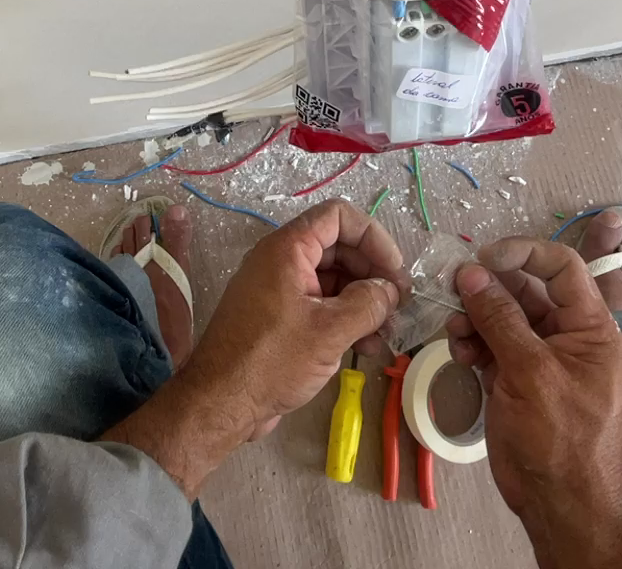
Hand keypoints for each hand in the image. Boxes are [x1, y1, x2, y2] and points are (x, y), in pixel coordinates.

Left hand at [105, 198, 406, 496]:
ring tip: (386, 333)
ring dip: (364, 301)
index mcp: (288, 248)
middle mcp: (283, 259)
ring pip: (334, 278)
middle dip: (373, 273)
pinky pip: (321, 302)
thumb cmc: (272, 360)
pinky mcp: (282, 315)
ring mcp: (281, 287)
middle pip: (340, 247)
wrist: (221, 403)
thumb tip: (389, 289)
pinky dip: (346, 318)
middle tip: (399, 306)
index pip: (339, 217)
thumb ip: (367, 303)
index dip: (374, 237)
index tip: (396, 272)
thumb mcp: (328, 331)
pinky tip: (366, 347)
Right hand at [446, 239, 621, 568]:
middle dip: (487, 288)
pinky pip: (488, 340)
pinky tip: (460, 355)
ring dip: (472, 316)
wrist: (559, 506)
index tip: (483, 258)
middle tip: (453, 291)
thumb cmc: (560, 438)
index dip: (524, 252)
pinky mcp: (513, 374)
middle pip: (522, 287)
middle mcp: (564, 333)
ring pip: (499, 312)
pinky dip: (470, 341)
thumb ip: (499, 318)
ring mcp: (537, 354)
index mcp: (588, 327)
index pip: (561, 266)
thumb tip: (469, 272)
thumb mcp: (531, 372)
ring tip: (455, 333)